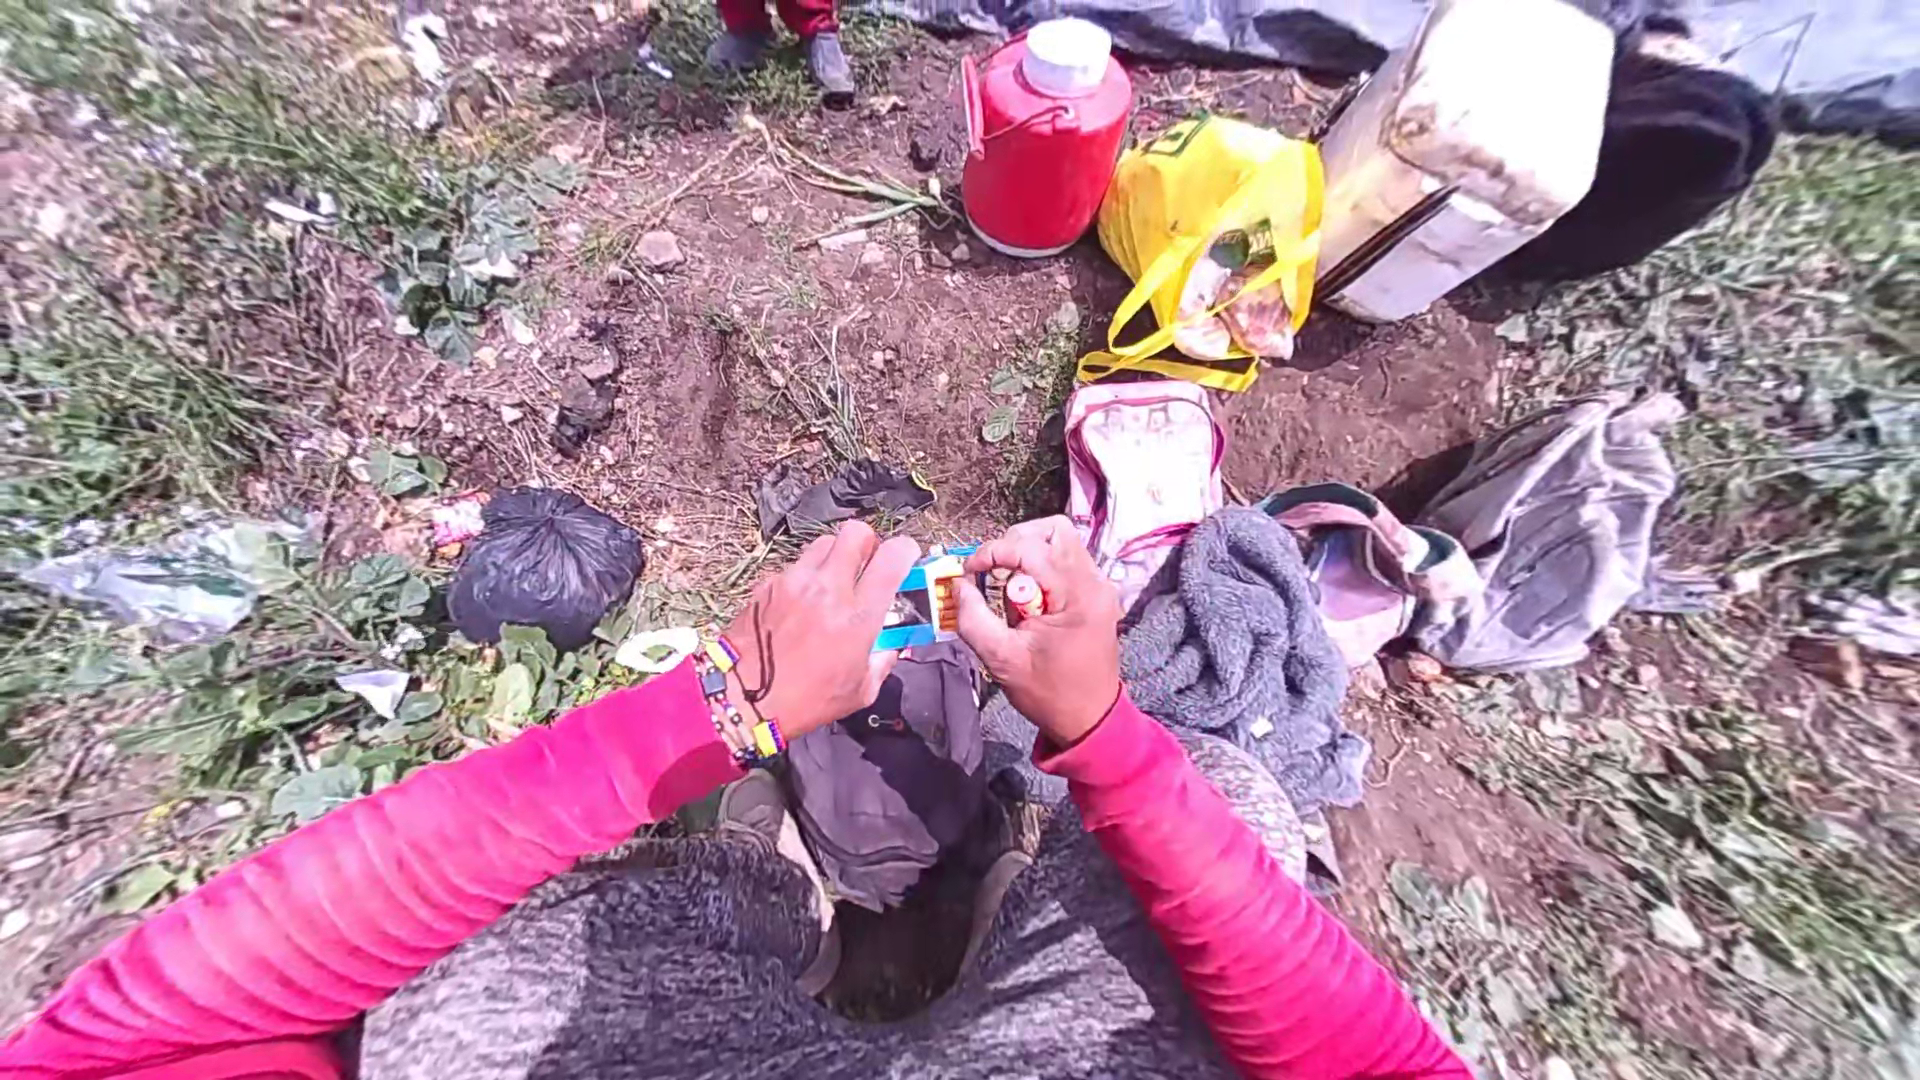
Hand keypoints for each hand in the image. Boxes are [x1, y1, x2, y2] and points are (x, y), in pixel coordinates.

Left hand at [723, 522, 919, 739]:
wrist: (742, 700)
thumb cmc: (807, 700)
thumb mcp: (861, 690)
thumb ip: (883, 660)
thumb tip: (893, 644)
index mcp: (858, 615)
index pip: (892, 558)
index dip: (905, 550)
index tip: (905, 558)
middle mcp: (829, 588)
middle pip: (856, 532)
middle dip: (868, 542)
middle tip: (866, 564)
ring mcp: (795, 581)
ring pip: (825, 542)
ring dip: (836, 555)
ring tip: (833, 580)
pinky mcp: (769, 584)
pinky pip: (796, 565)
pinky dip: (807, 576)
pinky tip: (803, 601)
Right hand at [954, 516, 1122, 746]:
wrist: (1090, 719)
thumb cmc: (1048, 692)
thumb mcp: (1001, 658)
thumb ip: (973, 617)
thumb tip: (959, 584)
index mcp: (1076, 595)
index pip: (1029, 547)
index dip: (992, 551)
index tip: (970, 571)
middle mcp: (1094, 581)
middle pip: (1052, 529)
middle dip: (1014, 543)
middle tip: (993, 571)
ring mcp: (1099, 585)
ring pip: (1060, 540)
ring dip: (1028, 553)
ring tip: (1011, 589)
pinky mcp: (1095, 593)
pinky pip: (1065, 560)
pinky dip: (1041, 566)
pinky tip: (1027, 598)